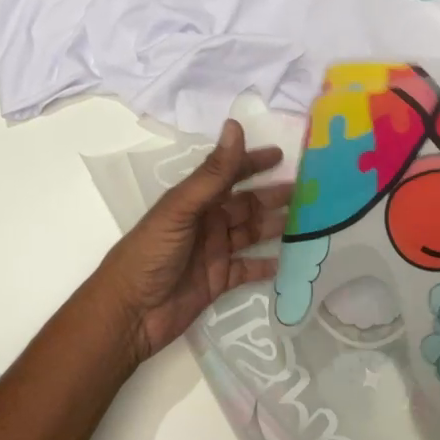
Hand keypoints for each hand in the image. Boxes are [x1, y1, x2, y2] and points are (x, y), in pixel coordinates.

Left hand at [96, 120, 290, 362]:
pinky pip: (249, 269)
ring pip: (252, 233)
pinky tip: (290, 262)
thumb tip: (235, 125)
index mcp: (195, 200)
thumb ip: (213, 173)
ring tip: (310, 223)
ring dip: (276, 227)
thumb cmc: (149, 254)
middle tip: (310, 191)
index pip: (230, 174)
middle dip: (274, 196)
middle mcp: (207, 222)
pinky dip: (268, 265)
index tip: (282, 156)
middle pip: (247, 204)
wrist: (128, 313)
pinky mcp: (219, 281)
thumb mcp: (181, 209)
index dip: (253, 162)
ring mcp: (214, 252)